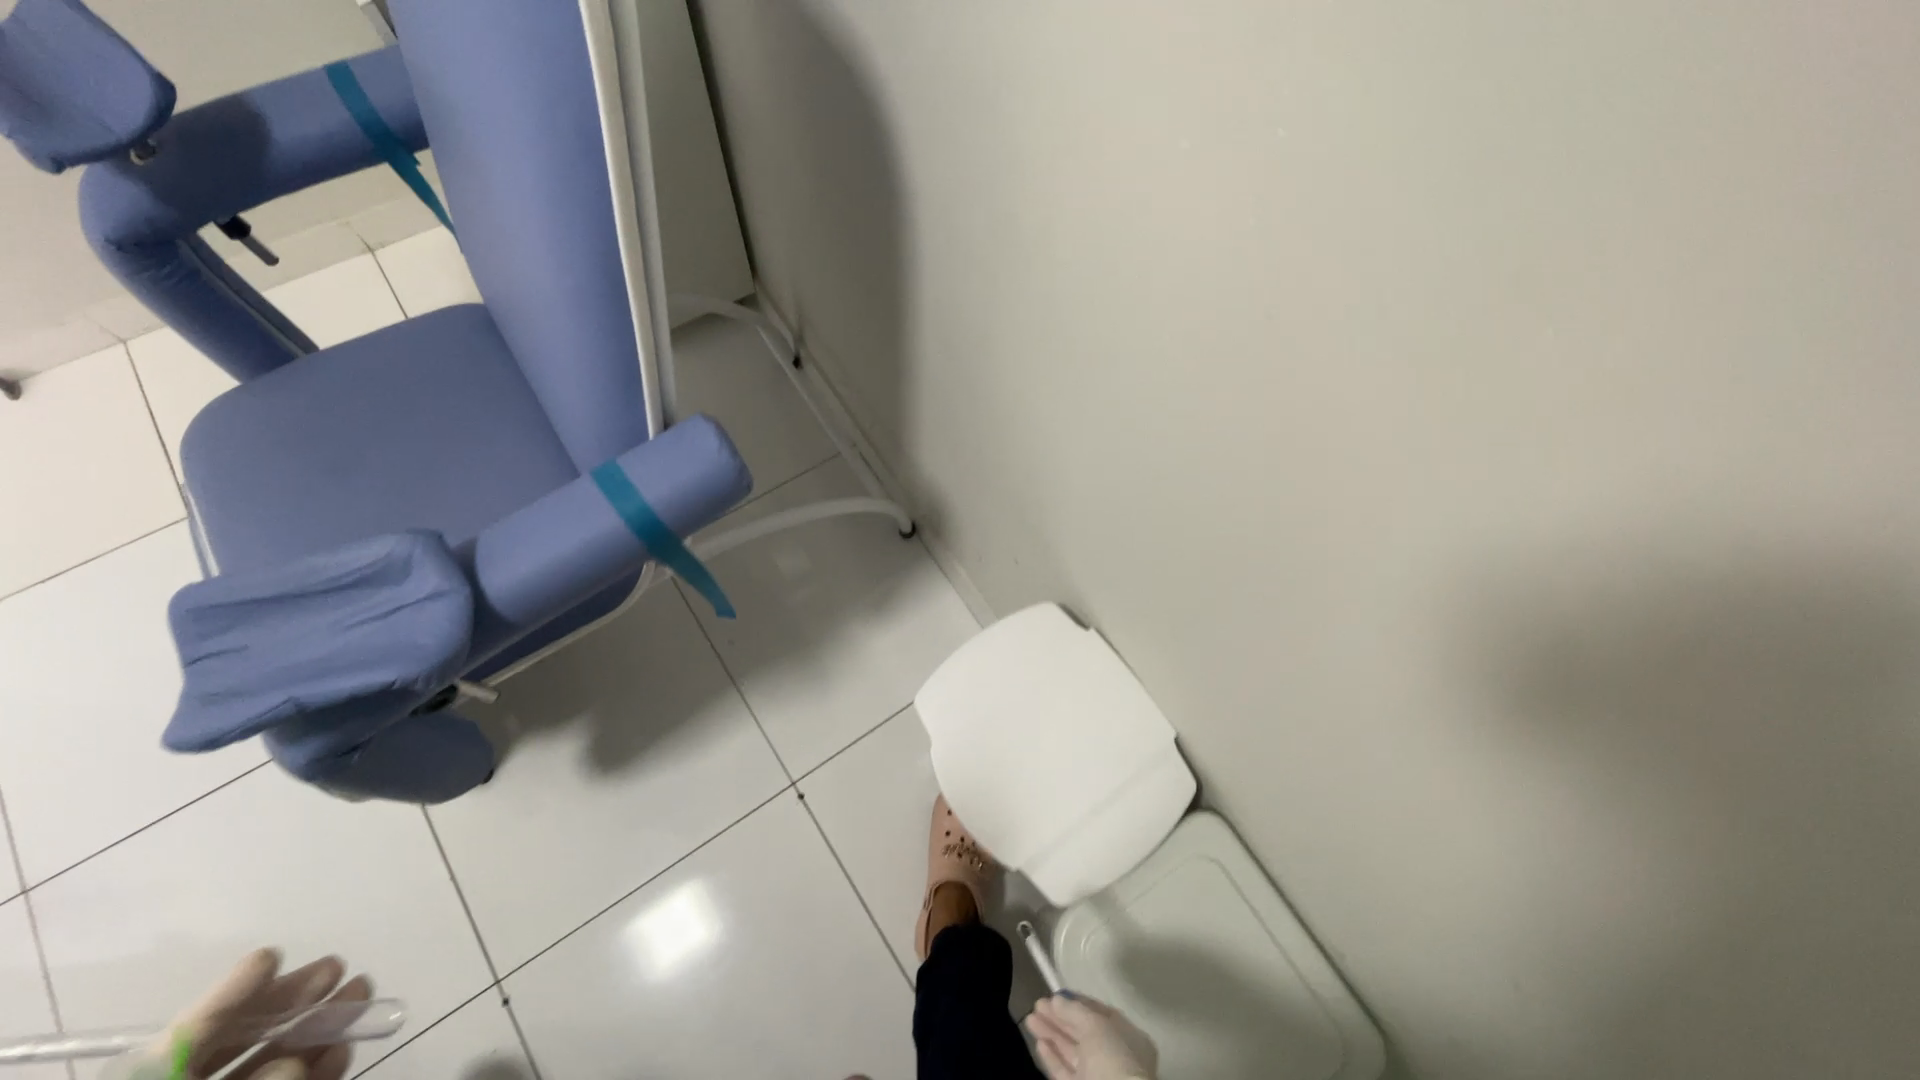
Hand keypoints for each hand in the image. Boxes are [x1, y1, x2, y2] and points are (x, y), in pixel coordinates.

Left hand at [114, 949, 371, 1079]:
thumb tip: (296, 1061)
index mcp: (155, 1073)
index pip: (191, 1031)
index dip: (231, 994)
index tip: (271, 955)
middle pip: (236, 1037)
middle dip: (291, 1001)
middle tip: (336, 966)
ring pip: (271, 1060)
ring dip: (318, 1027)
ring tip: (360, 991)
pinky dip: (318, 1070)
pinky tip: (344, 1048)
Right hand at [1024, 995, 1158, 1079]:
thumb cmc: (1112, 1057)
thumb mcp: (1095, 1025)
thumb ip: (1074, 1010)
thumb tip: (1056, 999)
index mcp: (1128, 1037)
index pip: (1100, 1014)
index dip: (1078, 1003)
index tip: (1057, 995)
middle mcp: (1114, 1055)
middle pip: (1082, 1031)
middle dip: (1059, 1017)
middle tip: (1038, 1004)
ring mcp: (1097, 1074)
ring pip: (1071, 1051)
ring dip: (1051, 1033)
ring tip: (1030, 1019)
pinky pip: (1065, 1071)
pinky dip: (1052, 1057)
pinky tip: (1039, 1044)